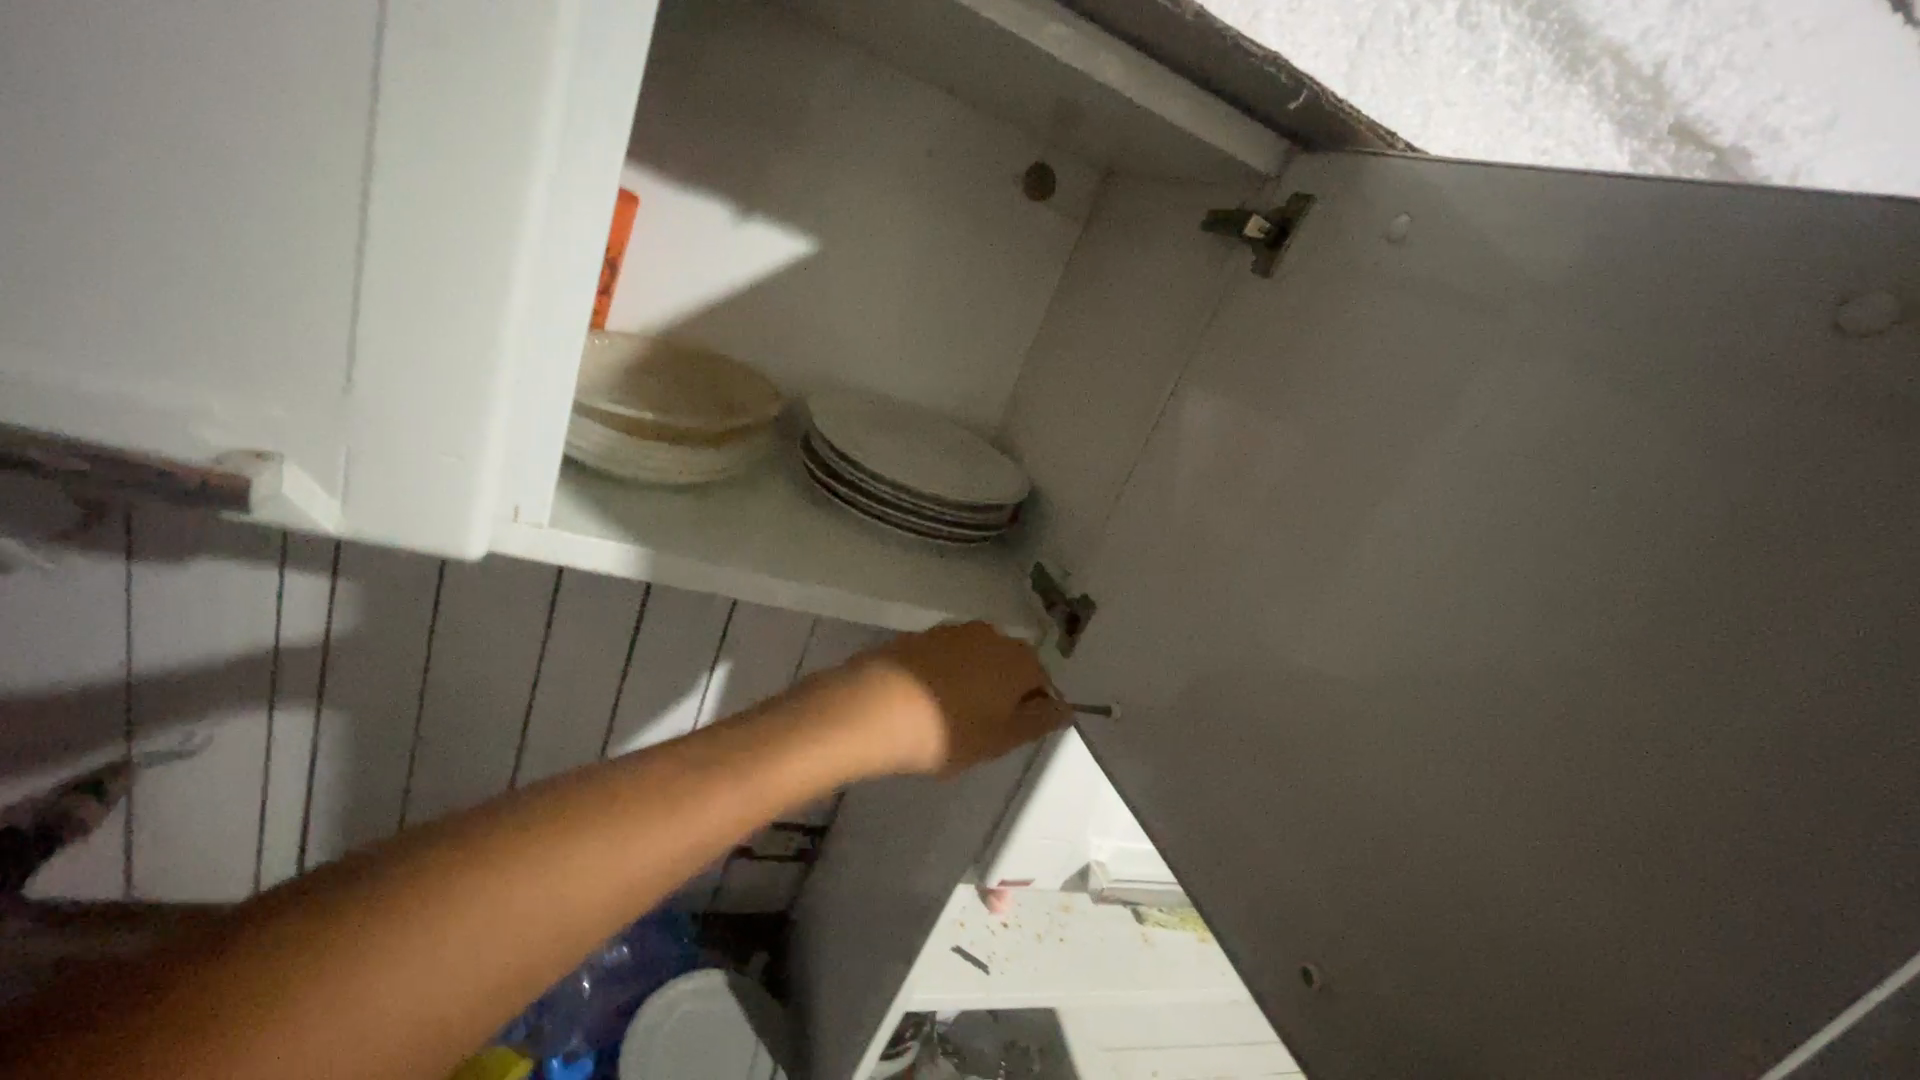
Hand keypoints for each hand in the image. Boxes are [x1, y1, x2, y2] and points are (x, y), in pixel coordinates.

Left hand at [841, 622, 1071, 776]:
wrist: (870, 709)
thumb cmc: (946, 732)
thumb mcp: (1000, 740)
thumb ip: (1038, 722)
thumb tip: (1064, 708)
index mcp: (1019, 659)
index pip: (1040, 683)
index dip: (1028, 711)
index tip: (1006, 736)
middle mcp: (989, 634)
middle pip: (1006, 666)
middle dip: (998, 692)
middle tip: (978, 729)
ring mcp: (948, 631)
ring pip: (972, 659)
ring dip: (967, 682)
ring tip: (944, 718)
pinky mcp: (914, 637)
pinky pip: (939, 659)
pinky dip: (937, 677)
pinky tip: (919, 704)